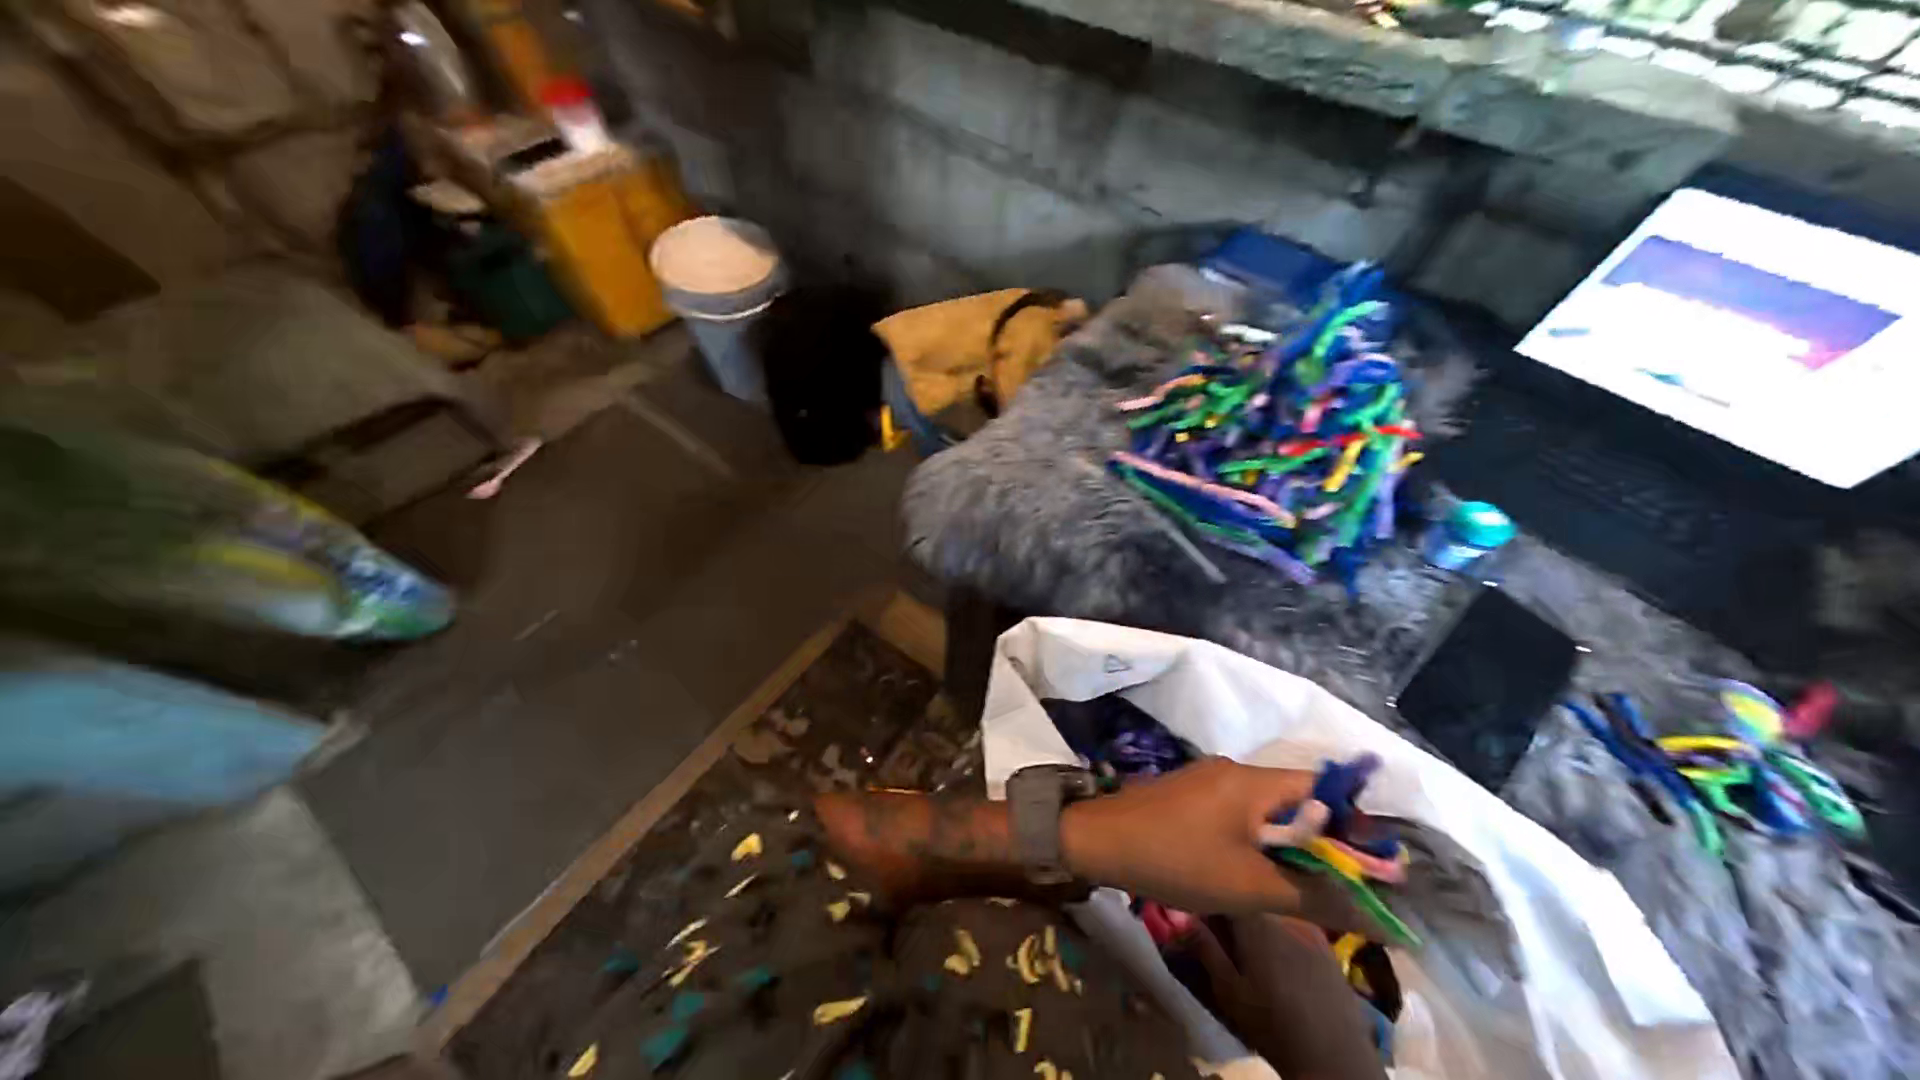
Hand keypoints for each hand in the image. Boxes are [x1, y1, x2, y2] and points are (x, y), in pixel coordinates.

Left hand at [1060, 757, 1370, 929]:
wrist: (1097, 840)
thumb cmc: (1176, 859)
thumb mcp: (1250, 886)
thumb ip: (1314, 894)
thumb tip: (1375, 909)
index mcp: (1253, 780)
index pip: (1324, 787)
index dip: (1353, 823)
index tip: (1368, 864)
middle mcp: (1234, 769)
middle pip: (1296, 797)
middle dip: (1319, 838)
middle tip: (1332, 884)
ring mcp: (1207, 778)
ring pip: (1266, 807)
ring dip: (1285, 840)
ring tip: (1293, 882)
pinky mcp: (1188, 793)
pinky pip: (1237, 811)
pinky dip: (1254, 837)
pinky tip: (1249, 868)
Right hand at [1189, 915, 1387, 1079]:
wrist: (1334, 1058)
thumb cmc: (1272, 1024)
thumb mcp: (1229, 991)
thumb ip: (1205, 949)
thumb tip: (1181, 916)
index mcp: (1255, 920)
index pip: (1226, 891)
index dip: (1211, 897)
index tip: (1201, 908)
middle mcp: (1283, 914)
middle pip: (1252, 896)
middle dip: (1236, 905)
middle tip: (1224, 927)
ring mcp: (1310, 927)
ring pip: (1275, 908)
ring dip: (1261, 915)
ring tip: (1253, 938)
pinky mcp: (1328, 945)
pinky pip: (1298, 922)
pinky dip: (1284, 926)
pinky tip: (1283, 950)